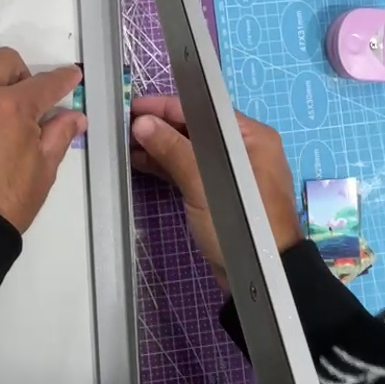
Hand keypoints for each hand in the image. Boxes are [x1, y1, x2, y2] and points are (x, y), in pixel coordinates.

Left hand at [0, 48, 86, 232]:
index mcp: (11, 107)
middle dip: (22, 76)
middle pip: (6, 61)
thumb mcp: (42, 170)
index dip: (62, 79)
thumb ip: (59, 135)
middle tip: (25, 102)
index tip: (71, 76)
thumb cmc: (4, 202)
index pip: (45, 83)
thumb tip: (75, 116)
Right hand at [128, 96, 302, 291]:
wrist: (262, 277)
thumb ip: (173, 149)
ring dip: (160, 146)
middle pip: (195, 127)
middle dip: (159, 126)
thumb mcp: (203, 183)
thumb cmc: (241, 224)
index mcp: (250, 136)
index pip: (201, 110)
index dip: (164, 107)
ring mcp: (231, 170)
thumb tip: (141, 123)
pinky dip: (169, 164)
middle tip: (122, 127)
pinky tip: (142, 162)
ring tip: (125, 144)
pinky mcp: (219, 191)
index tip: (130, 107)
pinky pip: (190, 168)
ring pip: (190, 148)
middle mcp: (243, 147)